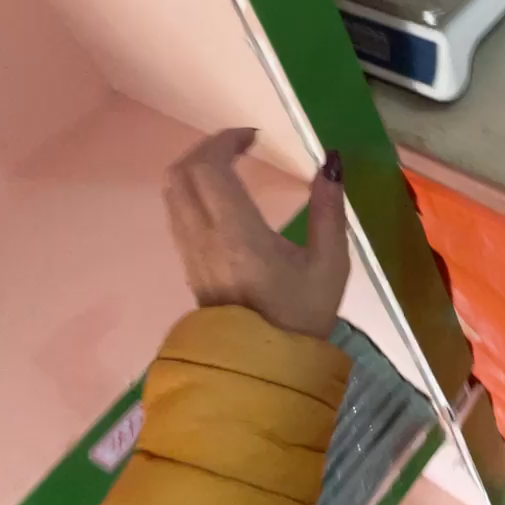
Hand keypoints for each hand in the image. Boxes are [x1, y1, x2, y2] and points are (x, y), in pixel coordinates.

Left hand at [164, 128, 348, 338]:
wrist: (265, 367)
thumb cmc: (301, 315)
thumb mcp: (330, 264)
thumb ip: (329, 211)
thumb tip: (331, 165)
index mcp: (237, 234)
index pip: (211, 168)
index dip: (227, 141)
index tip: (254, 137)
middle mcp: (204, 238)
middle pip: (183, 172)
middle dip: (209, 148)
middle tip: (242, 146)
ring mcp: (190, 252)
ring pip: (173, 192)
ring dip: (197, 168)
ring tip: (231, 166)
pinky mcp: (188, 265)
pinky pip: (177, 212)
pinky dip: (193, 191)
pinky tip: (222, 198)